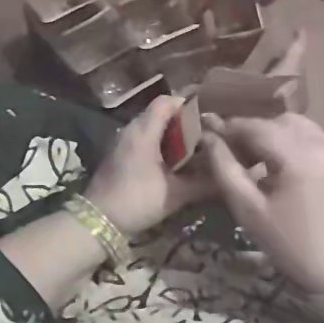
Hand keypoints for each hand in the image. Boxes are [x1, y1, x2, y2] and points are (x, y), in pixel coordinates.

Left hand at [82, 95, 211, 235]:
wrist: (98, 220)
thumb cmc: (137, 201)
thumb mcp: (175, 194)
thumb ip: (202, 183)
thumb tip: (225, 176)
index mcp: (144, 131)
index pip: (166, 101)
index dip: (188, 104)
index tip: (208, 116)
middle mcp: (131, 130)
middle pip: (160, 113)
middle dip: (184, 121)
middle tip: (207, 134)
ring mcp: (123, 142)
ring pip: (151, 128)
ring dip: (172, 135)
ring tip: (195, 149)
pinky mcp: (119, 155)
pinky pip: (143, 140)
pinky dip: (160, 145)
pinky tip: (174, 162)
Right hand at [202, 113, 323, 293]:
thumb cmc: (290, 244)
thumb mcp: (249, 209)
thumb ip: (225, 168)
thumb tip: (208, 138)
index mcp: (296, 155)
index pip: (254, 126)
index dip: (226, 126)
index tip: (204, 132)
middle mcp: (318, 142)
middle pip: (274, 121)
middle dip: (247, 129)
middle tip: (225, 148)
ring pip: (292, 124)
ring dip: (267, 132)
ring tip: (248, 155)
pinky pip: (307, 135)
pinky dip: (285, 138)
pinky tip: (272, 160)